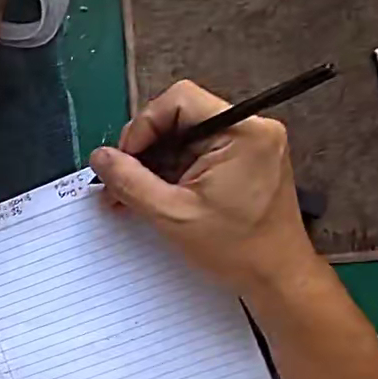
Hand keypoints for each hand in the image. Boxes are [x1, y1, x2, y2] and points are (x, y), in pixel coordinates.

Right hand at [89, 79, 320, 296]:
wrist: (277, 278)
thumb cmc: (238, 250)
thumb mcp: (172, 215)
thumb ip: (130, 182)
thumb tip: (100, 157)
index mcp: (243, 133)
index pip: (178, 100)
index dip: (143, 126)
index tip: (125, 159)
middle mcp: (252, 129)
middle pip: (180, 117)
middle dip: (145, 149)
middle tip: (122, 181)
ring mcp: (251, 144)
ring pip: (185, 137)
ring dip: (156, 163)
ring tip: (135, 195)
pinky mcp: (246, 160)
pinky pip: (199, 152)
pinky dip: (174, 171)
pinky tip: (157, 195)